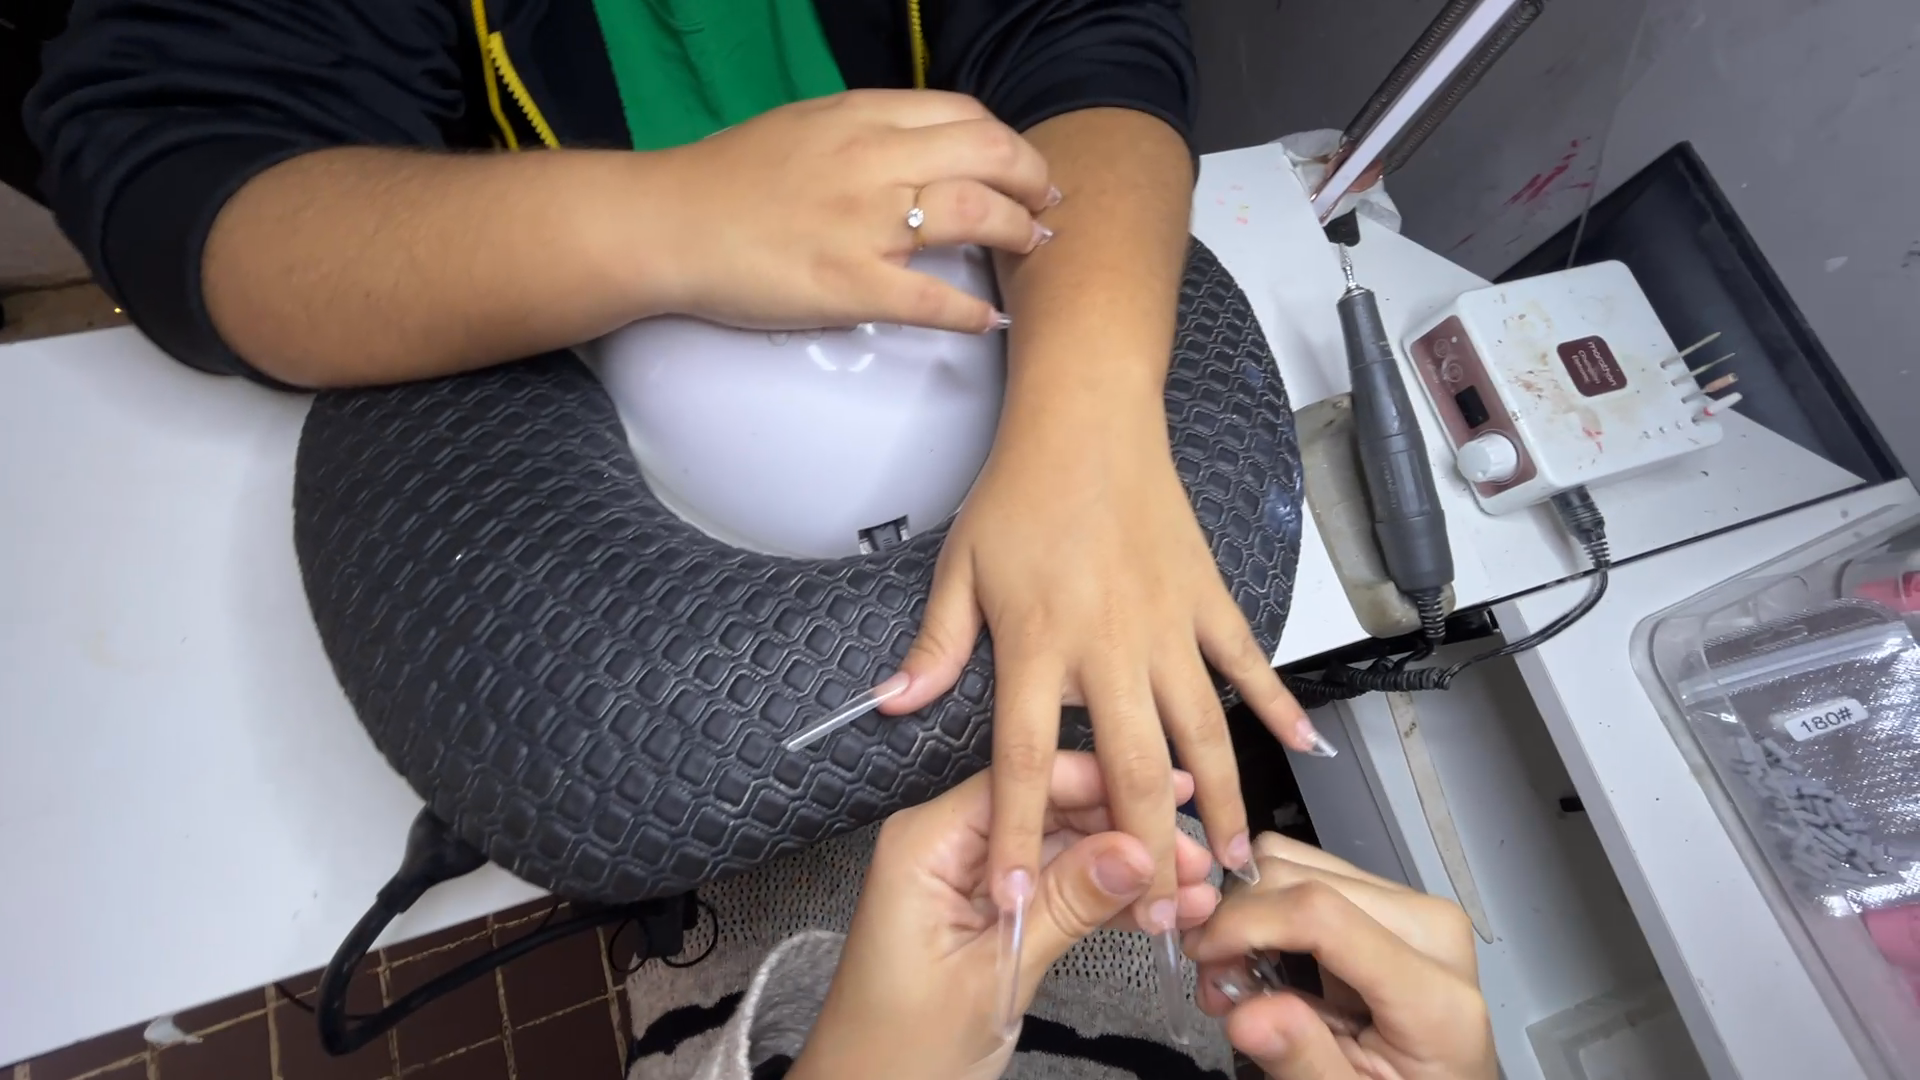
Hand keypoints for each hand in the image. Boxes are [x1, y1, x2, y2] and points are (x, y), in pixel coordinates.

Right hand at [653, 89, 1054, 332]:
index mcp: (859, 117)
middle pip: (984, 155)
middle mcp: (870, 160)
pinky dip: (970, 313)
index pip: (962, 115)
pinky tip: (991, 322)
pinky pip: (930, 299)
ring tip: (1035, 249)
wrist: (671, 222)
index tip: (1022, 167)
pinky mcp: (849, 284)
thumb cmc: (731, 180)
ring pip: (970, 213)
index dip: (1007, 142)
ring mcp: (863, 223)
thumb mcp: (805, 130)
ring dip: (1018, 232)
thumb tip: (914, 157)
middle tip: (1049, 205)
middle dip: (1032, 179)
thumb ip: (864, 136)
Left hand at [791, 752, 1219, 1079]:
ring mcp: (972, 874)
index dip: (1093, 782)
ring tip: (1190, 886)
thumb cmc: (903, 1049)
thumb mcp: (994, 974)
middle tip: (1189, 853)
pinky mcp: (991, 905)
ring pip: (1059, 849)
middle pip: (1046, 811)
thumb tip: (1135, 851)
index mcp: (928, 840)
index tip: (1160, 793)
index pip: (1019, 782)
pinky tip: (1155, 909)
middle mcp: (949, 842)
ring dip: (1122, 868)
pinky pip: (1051, 885)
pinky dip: (1100, 899)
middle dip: (1120, 830)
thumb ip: (1066, 904)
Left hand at [883, 395, 1317, 930]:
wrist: (1087, 420)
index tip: (1019, 902)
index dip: (1018, 837)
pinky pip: (1246, 662)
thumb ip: (935, 645)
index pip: (1023, 760)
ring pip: (1200, 731)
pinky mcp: (1207, 598)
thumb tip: (893, 703)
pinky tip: (1301, 748)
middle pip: (1128, 766)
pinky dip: (1276, 705)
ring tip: (1229, 864)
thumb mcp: (960, 565)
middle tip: (1157, 915)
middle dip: (1141, 849)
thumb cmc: (1022, 490)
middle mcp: (1109, 646)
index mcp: (1039, 642)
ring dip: (1214, 803)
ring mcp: (1168, 625)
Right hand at [1183, 834, 1494, 1079]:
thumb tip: (1244, 1016)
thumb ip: (1302, 1062)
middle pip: (1296, 877)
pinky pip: (1298, 864)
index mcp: (1436, 997)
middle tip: (1214, 982)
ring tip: (1237, 972)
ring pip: (1288, 858)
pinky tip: (1260, 952)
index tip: (1199, 956)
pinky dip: (1259, 901)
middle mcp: (1429, 928)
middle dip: (1234, 919)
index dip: (1245, 923)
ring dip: (1241, 907)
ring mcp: (1409, 901)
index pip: (1320, 917)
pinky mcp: (1384, 892)